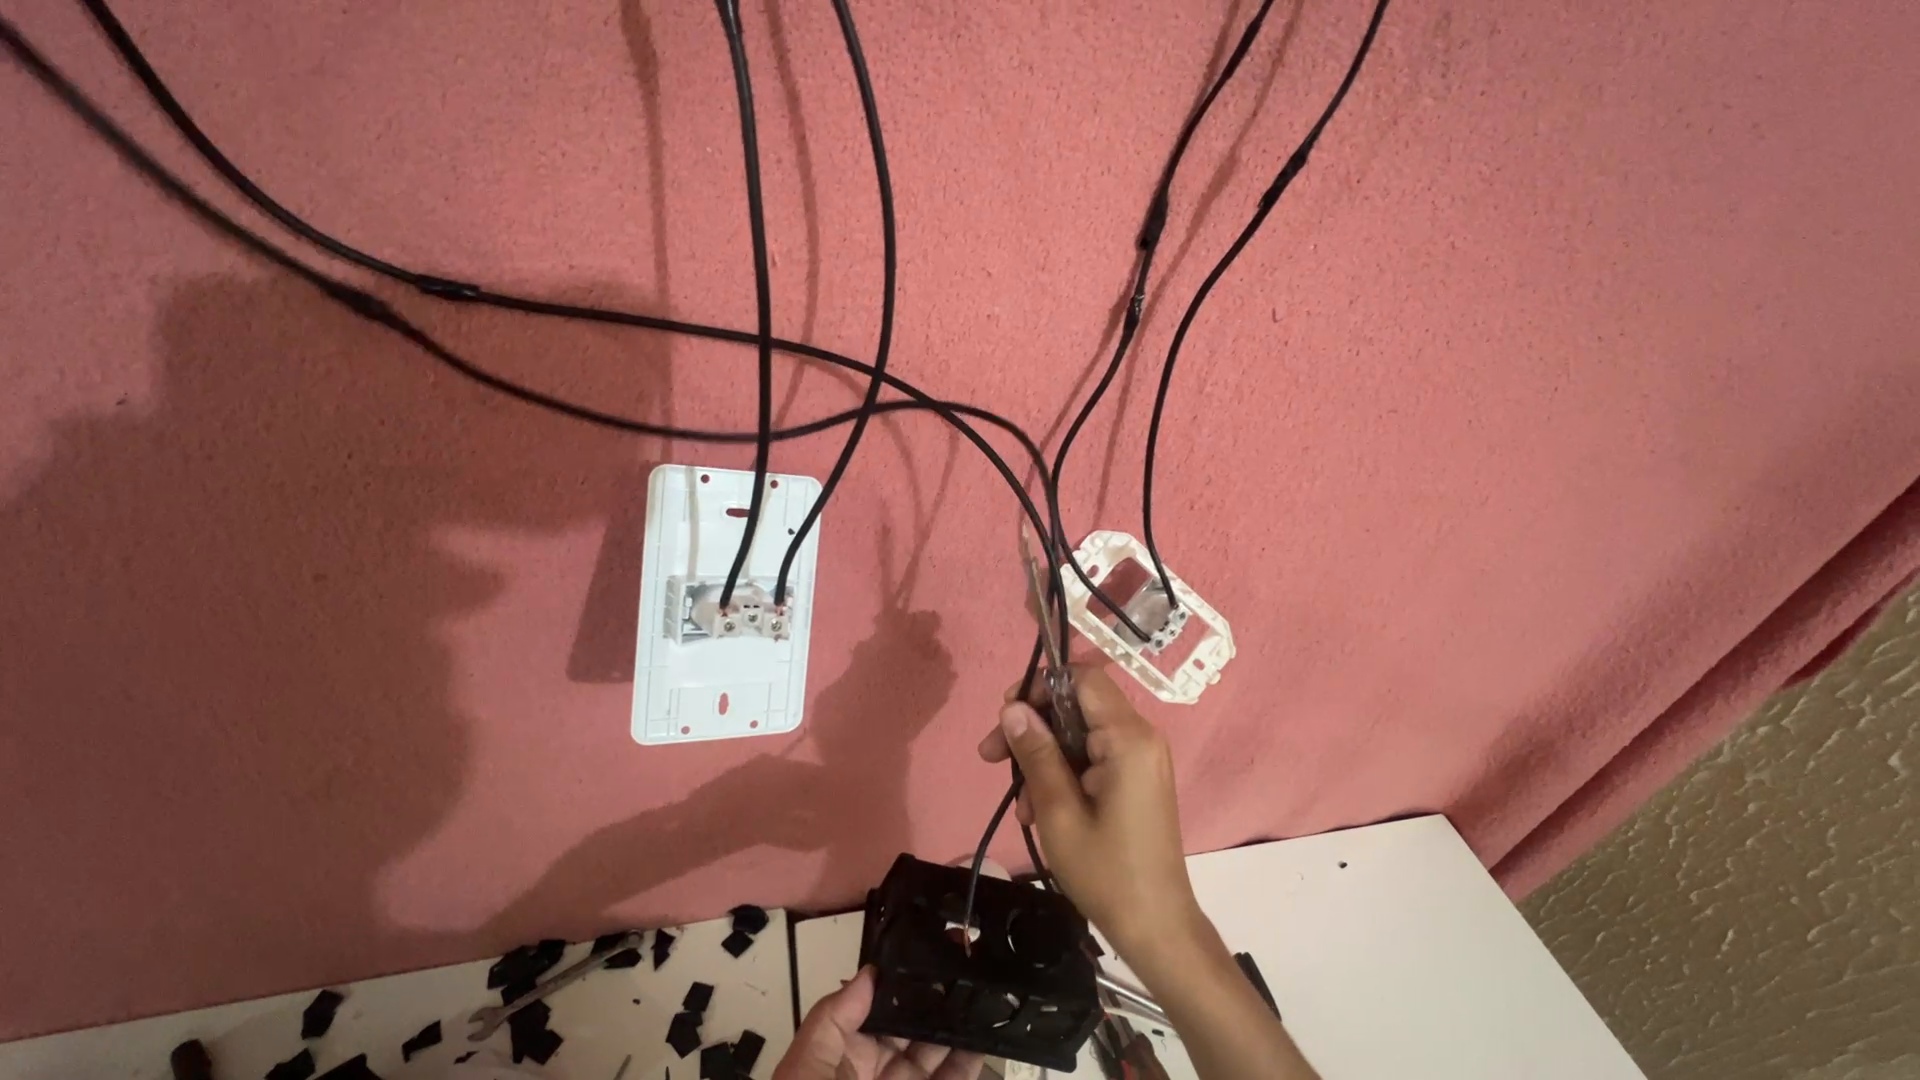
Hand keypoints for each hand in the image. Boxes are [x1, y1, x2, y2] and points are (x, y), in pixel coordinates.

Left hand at [772, 966, 983, 1079]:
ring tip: (985, 997)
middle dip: (938, 1005)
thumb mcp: (806, 1068)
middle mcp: (875, 1078)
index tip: (931, 955)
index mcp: (841, 1060)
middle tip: (969, 968)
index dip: (902, 987)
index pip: (876, 1014)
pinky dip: (969, 1064)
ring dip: (959, 1032)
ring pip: (936, 1060)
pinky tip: (985, 1040)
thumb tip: (868, 970)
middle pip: (912, 1034)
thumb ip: (834, 1018)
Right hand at [977, 665, 1201, 962]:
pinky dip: (1063, 772)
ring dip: (1043, 756)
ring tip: (1018, 799)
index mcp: (1128, 739)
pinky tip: (1038, 809)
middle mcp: (1141, 738)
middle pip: (1077, 704)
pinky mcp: (1136, 779)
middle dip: (1034, 725)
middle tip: (992, 755)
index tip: (1007, 713)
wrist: (1156, 927)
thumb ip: (1036, 753)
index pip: (1083, 677)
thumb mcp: (1058, 812)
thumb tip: (1013, 708)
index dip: (1041, 685)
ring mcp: (1141, 759)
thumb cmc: (1105, 872)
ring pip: (1080, 733)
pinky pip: (1092, 756)